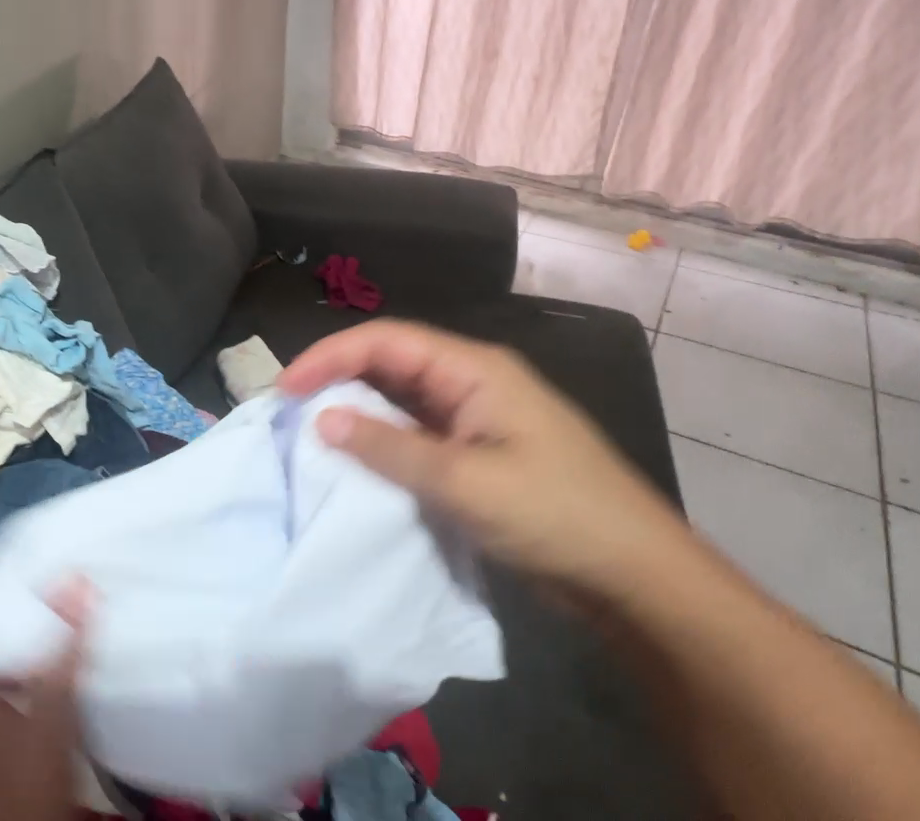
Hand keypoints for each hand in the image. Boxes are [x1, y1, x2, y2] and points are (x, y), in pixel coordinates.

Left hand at [0, 584, 90, 820]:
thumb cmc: (3, 810)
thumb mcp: (43, 736)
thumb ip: (62, 655)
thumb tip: (79, 579)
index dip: (34, 585)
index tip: (78, 576)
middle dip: (33, 620)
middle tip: (84, 609)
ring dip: (22, 652)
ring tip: (71, 643)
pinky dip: (5, 682)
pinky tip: (39, 694)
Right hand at [277, 320, 694, 598]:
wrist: (636, 579)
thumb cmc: (557, 516)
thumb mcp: (465, 482)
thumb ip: (388, 448)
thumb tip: (320, 419)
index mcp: (475, 370)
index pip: (385, 341)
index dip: (328, 356)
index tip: (284, 390)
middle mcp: (473, 383)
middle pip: (390, 363)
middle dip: (336, 378)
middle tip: (287, 411)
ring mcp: (477, 420)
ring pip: (400, 400)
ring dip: (355, 412)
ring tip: (309, 434)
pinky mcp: (477, 455)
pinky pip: (415, 435)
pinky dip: (380, 443)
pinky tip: (354, 463)